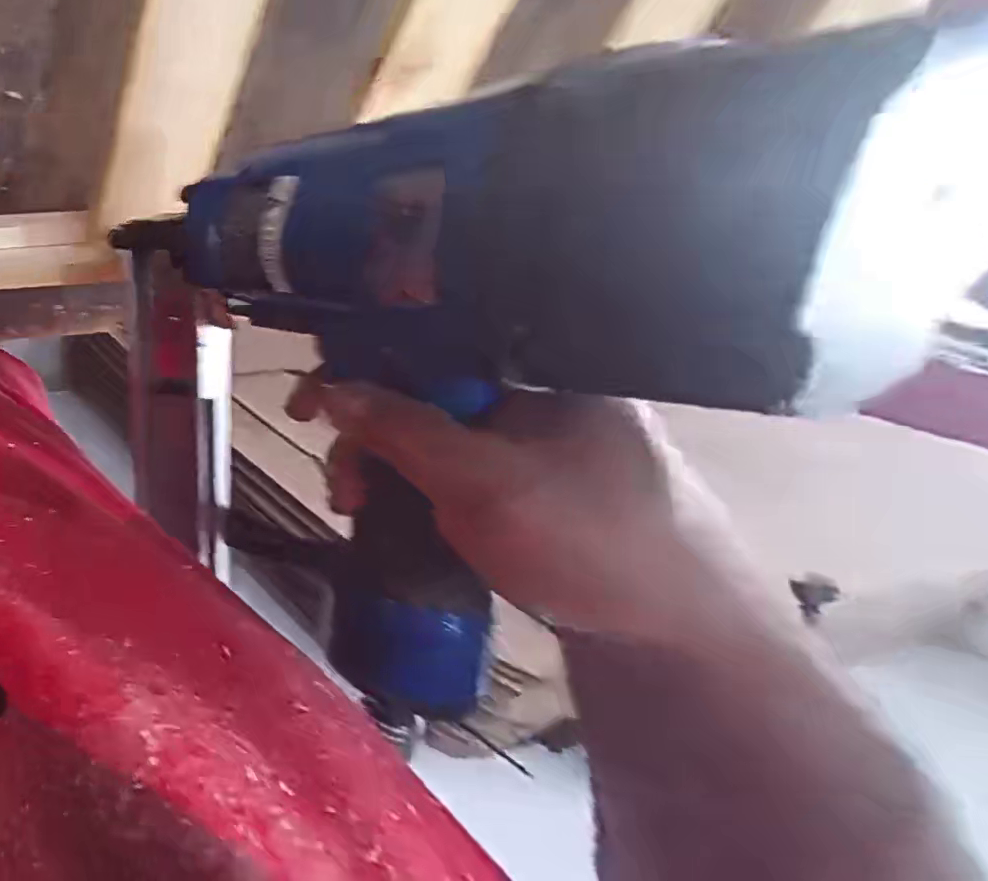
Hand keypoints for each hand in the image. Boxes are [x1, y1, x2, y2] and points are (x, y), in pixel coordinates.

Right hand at [288, 382, 787, 651]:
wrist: (680, 649)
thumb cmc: (591, 547)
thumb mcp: (483, 483)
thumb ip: (402, 429)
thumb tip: (330, 388)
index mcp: (538, 372)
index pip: (428, 343)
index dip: (360, 365)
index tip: (312, 403)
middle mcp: (528, 394)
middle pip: (415, 392)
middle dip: (362, 434)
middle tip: (339, 482)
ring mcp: (522, 440)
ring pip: (422, 431)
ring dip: (376, 464)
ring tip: (354, 507)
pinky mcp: (515, 480)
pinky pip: (439, 463)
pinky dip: (402, 483)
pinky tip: (381, 511)